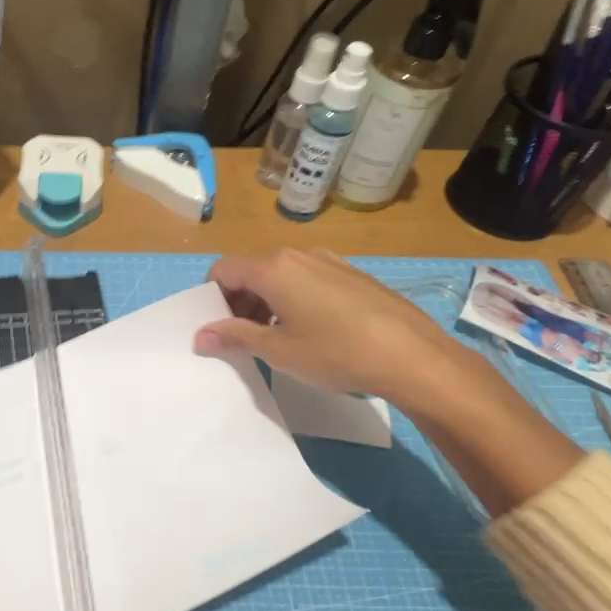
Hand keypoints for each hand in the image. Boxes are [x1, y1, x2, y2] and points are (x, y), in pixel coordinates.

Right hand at [195, 248, 483, 411]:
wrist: (410, 356)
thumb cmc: (334, 352)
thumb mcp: (277, 350)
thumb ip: (235, 336)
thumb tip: (200, 335)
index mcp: (274, 268)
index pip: (224, 269)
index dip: (211, 297)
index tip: (216, 328)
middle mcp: (300, 255)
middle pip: (253, 270)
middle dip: (238, 301)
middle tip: (241, 338)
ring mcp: (331, 262)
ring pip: (282, 276)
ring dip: (267, 303)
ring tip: (276, 339)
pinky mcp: (354, 276)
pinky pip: (309, 281)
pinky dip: (295, 300)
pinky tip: (311, 333)